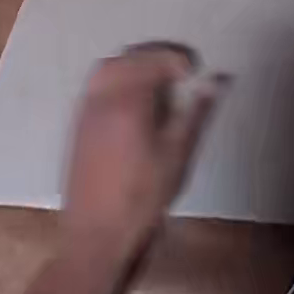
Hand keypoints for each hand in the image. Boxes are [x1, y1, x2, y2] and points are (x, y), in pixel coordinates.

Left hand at [60, 43, 221, 270]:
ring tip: (157, 79)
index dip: (177, 59)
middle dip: (156, 56)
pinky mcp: (77, 127)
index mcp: (128, 104)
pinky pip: (95, 85)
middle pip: (128, 58)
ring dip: (134, 63)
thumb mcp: (178, 154)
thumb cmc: (142, 196)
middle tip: (179, 70)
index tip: (194, 72)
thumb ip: (196, 112)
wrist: (95, 237)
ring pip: (107, 67)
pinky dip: (117, 77)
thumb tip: (216, 80)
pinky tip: (133, 98)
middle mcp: (102, 101)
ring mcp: (85, 113)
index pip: (153, 61)